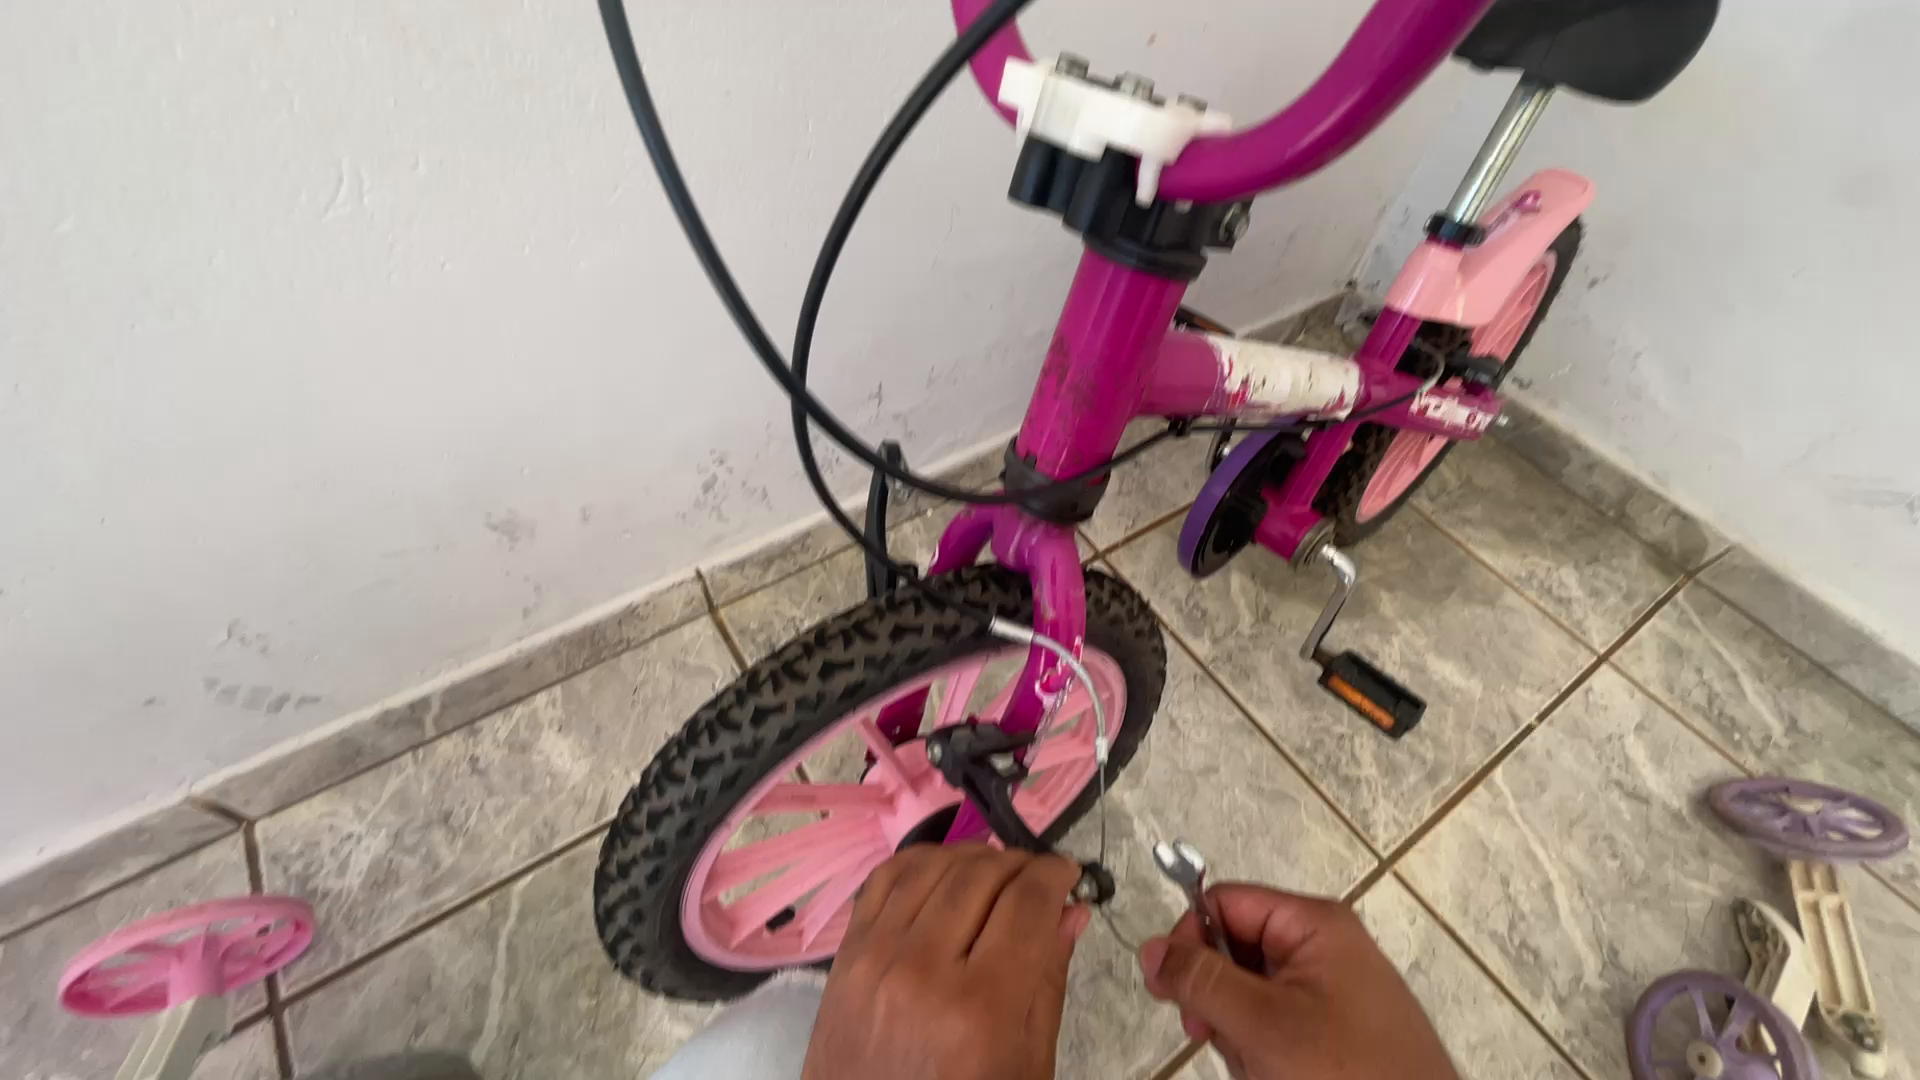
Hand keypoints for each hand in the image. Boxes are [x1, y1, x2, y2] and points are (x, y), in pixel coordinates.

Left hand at [801, 844, 1091, 1079]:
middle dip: (1020, 863)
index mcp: (978, 1012)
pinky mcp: (847, 950)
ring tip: (997, 872)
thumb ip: (1048, 980)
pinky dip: (923, 859)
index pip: (1026, 905)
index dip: (1054, 875)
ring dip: (975, 856)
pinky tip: (946, 870)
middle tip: (1038, 876)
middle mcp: (923, 971)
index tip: (1068, 872)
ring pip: (935, 865)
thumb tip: (1072, 909)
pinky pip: (887, 875)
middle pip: (981, 875)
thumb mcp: (1024, 1066)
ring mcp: (877, 955)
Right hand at [1138, 884, 1459, 1079]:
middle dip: (1217, 997)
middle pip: (1234, 947)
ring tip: (1260, 1070)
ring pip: (1249, 992)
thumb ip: (1201, 980)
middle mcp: (1323, 947)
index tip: (1167, 988)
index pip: (1224, 903)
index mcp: (1314, 924)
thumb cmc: (1348, 1077)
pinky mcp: (1337, 1033)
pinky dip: (1262, 1052)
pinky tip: (1273, 1076)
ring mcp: (1332, 993)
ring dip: (1238, 1032)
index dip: (1189, 939)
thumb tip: (1149, 948)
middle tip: (1215, 1037)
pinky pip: (1275, 1024)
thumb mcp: (1264, 1024)